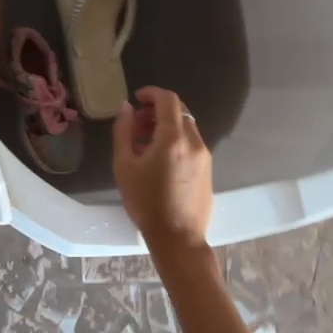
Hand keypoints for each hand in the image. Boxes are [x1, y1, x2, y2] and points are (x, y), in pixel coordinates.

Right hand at [112, 87, 212, 252]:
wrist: (178, 239)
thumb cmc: (146, 202)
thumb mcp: (124, 165)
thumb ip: (124, 131)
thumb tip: (127, 108)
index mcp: (173, 138)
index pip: (168, 99)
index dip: (151, 93)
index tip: (136, 99)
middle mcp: (194, 141)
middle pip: (178, 111)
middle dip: (156, 110)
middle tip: (136, 125)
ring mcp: (205, 155)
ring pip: (186, 126)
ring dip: (166, 125)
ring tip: (146, 145)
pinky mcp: (208, 169)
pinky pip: (192, 142)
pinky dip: (176, 139)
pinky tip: (161, 160)